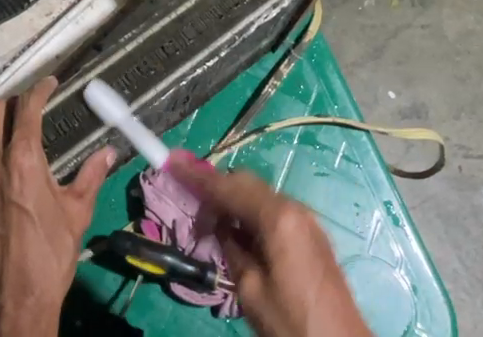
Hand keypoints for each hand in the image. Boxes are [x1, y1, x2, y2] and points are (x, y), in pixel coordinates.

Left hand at [0, 77, 115, 336]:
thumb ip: (91, 176)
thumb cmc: (50, 255)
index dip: (39, 89)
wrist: (13, 298)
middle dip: (13, 102)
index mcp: (24, 159)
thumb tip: (109, 151)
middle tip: (26, 107)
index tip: (48, 84)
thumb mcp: (77, 213)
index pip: (27, 108)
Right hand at [168, 155, 372, 336]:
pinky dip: (250, 215)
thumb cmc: (293, 325)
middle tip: (191, 208)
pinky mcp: (311, 236)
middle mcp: (294, 209)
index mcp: (278, 219)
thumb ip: (231, 248)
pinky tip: (237, 235)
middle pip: (245, 184)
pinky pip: (272, 212)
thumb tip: (221, 227)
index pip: (228, 187)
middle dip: (215, 189)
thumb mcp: (250, 291)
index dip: (197, 176)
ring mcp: (306, 221)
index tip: (171, 161)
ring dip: (233, 203)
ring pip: (259, 196)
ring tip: (210, 226)